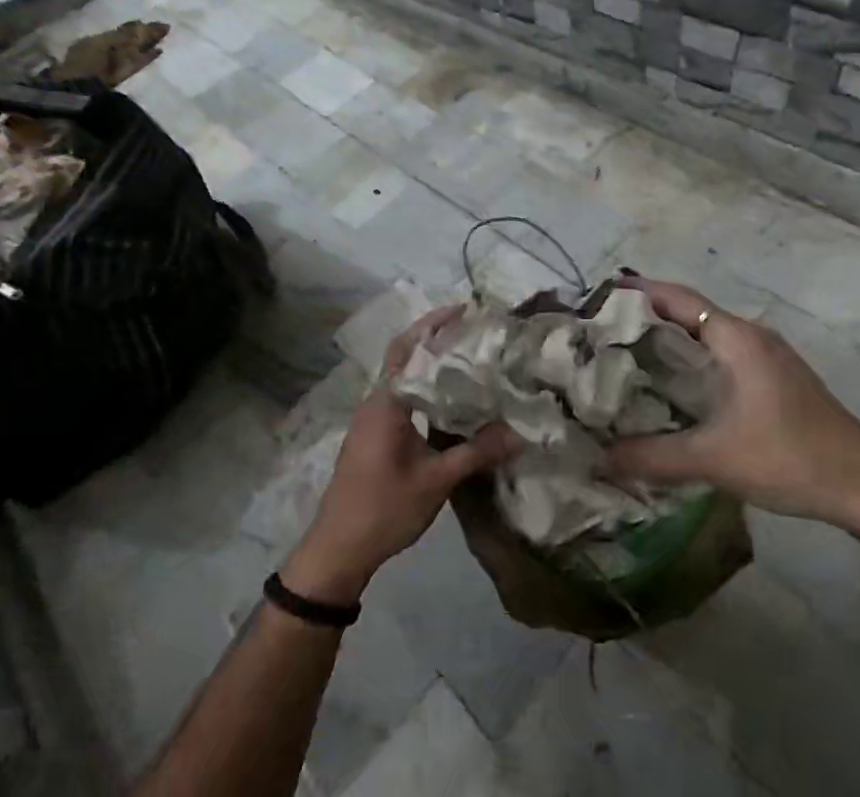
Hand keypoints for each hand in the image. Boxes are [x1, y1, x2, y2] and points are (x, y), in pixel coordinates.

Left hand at [281, 306, 520, 606]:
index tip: (464, 310)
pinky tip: (454, 402)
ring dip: (432, 366)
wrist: (338, 550)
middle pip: (405, 358)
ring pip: (404, 381)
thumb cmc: (384, 509)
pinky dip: (427, 391)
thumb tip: (521, 432)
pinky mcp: (375, 438)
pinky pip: (404, 401)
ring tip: (472, 361)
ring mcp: (372, 421)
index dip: (432, 325)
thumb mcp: (436, 481)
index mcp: (386, 404)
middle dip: (436, 340)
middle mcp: (375, 404)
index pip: (406, 349)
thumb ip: (477, 452)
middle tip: (477, 333)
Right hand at [605, 277, 859, 531]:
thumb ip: (652, 457)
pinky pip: (719, 359)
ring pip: (704, 339)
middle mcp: (750, 337)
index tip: (596, 305)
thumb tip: (599, 458)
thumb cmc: (790, 458)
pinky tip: (669, 393)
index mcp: (736, 339)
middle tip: (598, 339)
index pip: (676, 298)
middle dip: (642, 321)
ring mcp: (765, 358)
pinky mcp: (773, 381)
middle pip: (686, 315)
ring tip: (622, 364)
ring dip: (666, 345)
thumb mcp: (714, 459)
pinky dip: (688, 365)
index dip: (636, 295)